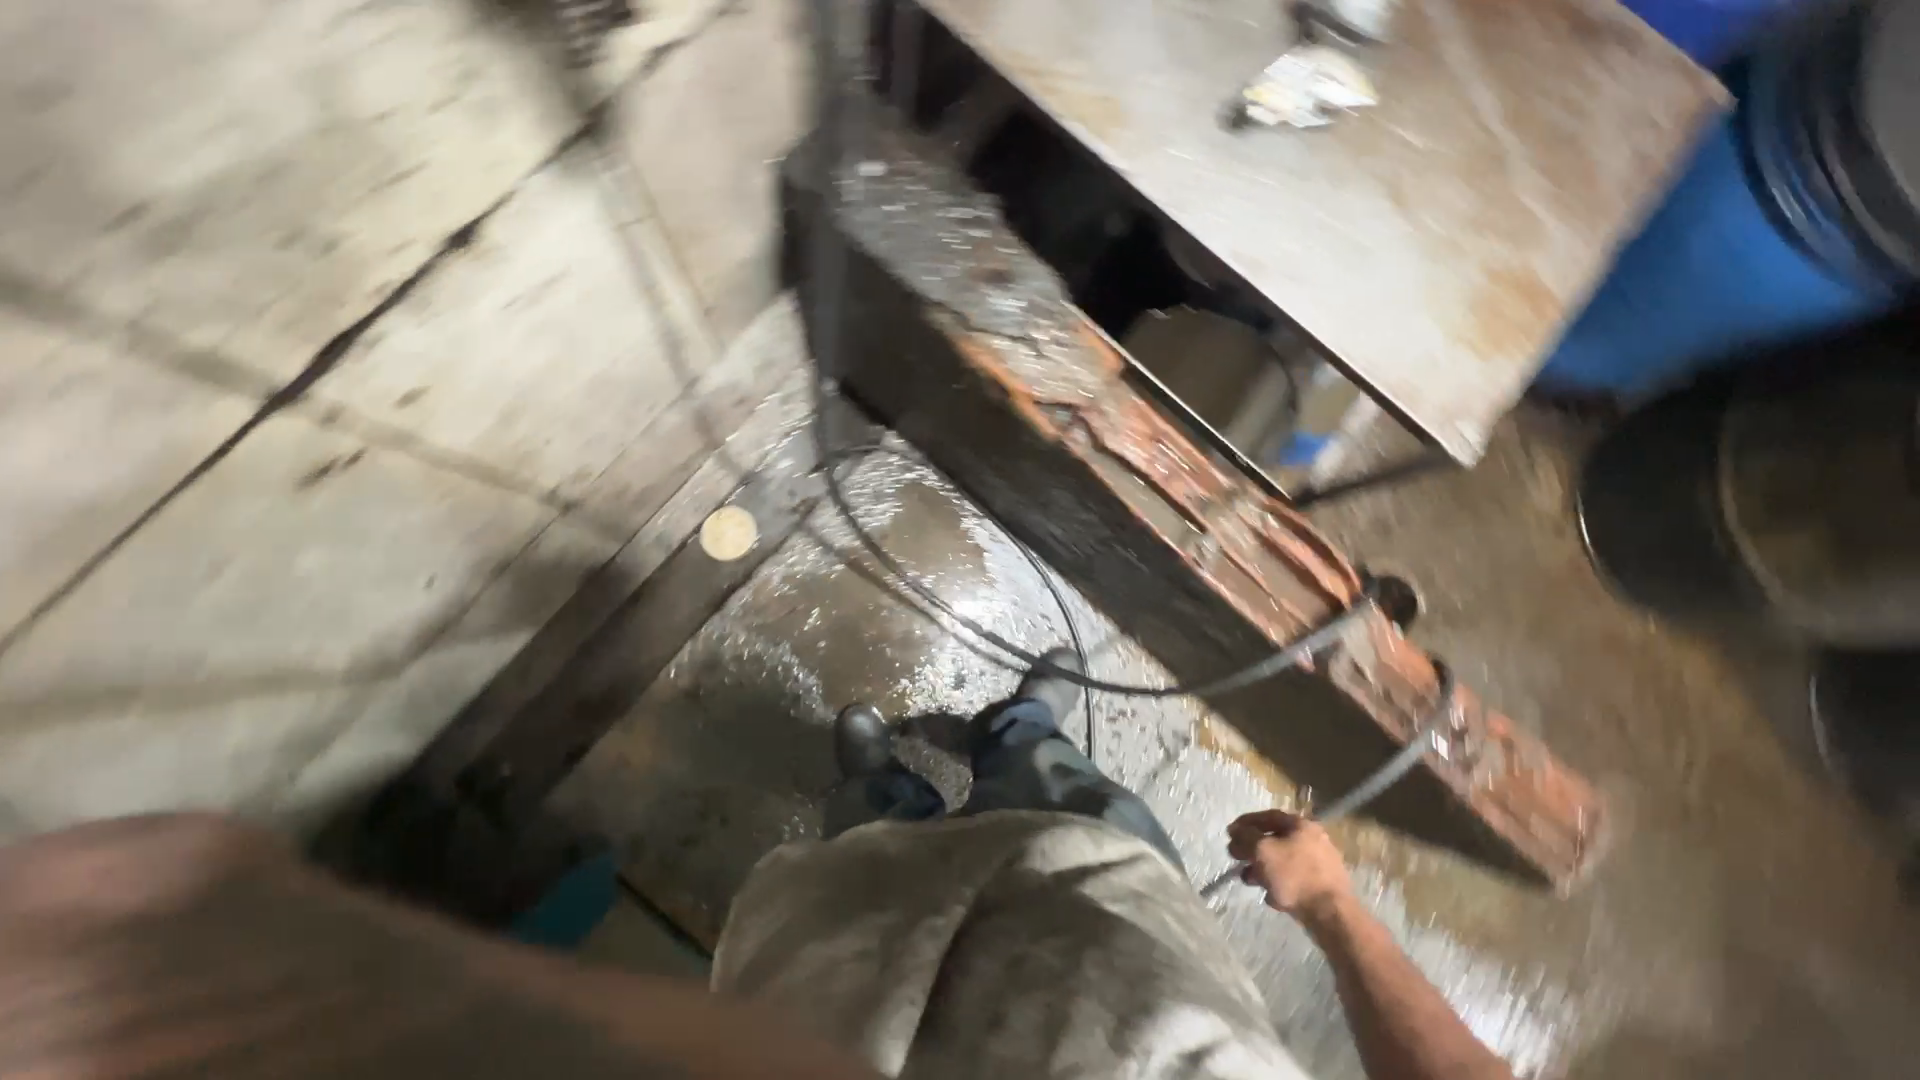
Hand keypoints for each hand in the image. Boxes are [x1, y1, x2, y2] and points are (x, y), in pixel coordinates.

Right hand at [1226, 810, 1354, 929]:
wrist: (1331, 914)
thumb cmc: (1294, 875)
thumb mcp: (1262, 850)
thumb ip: (1245, 837)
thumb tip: (1236, 831)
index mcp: (1301, 825)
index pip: (1268, 816)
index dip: (1246, 822)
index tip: (1230, 833)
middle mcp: (1314, 840)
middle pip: (1275, 840)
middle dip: (1252, 849)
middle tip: (1236, 858)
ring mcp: (1320, 864)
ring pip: (1283, 862)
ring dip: (1262, 869)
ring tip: (1248, 880)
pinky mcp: (1322, 886)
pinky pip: (1294, 880)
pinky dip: (1279, 884)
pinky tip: (1271, 896)